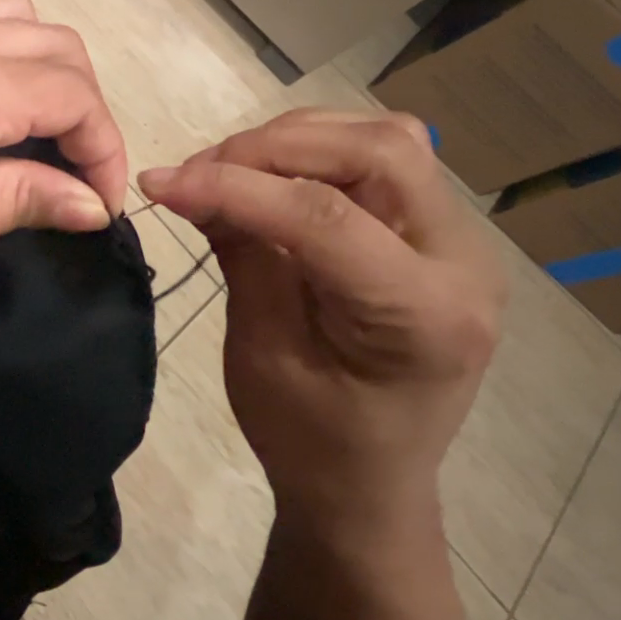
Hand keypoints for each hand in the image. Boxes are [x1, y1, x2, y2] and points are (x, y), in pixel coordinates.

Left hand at [0, 0, 128, 294]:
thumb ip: (14, 202)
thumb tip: (85, 201)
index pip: (75, 97)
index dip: (105, 151)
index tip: (98, 205)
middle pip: (56, 47)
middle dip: (85, 108)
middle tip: (72, 174)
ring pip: (10, 10)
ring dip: (41, 62)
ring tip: (31, 124)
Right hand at [138, 109, 504, 525]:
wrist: (365, 481)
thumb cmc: (307, 436)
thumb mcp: (261, 350)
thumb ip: (238, 252)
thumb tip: (181, 180)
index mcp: (422, 314)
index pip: (323, 215)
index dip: (232, 186)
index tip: (158, 182)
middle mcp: (462, 262)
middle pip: (375, 150)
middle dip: (270, 147)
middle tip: (197, 174)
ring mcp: (457, 241)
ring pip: (382, 138)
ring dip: (293, 140)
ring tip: (227, 172)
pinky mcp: (434, 230)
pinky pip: (381, 157)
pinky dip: (313, 150)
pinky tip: (268, 179)